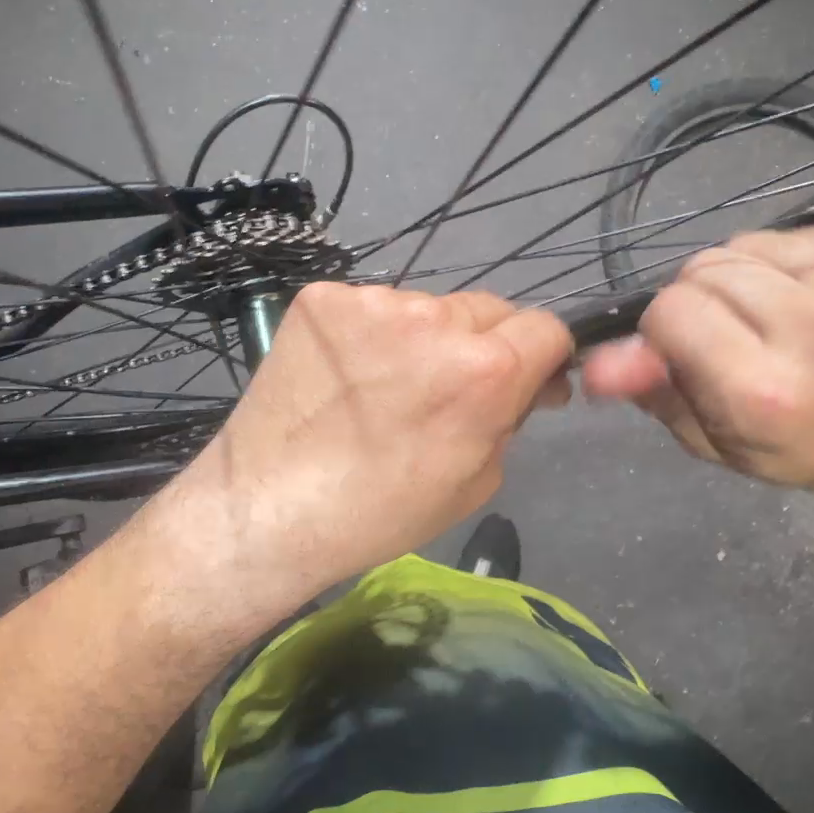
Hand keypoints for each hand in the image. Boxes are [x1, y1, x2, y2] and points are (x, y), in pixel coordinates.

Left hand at [163, 282, 572, 594]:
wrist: (269, 507)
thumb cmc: (380, 513)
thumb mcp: (476, 482)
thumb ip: (509, 417)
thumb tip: (524, 383)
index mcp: (484, 370)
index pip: (545, 328)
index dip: (542, 356)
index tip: (527, 380)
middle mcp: (434, 318)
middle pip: (488, 310)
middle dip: (484, 345)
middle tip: (448, 391)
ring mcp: (372, 302)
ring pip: (426, 308)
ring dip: (423, 338)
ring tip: (383, 388)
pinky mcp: (321, 298)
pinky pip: (371, 309)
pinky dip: (370, 336)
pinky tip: (345, 376)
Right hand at [581, 225, 813, 500]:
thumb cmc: (811, 449)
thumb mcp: (720, 443)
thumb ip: (656, 393)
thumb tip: (597, 357)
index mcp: (763, 386)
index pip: (671, 310)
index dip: (665, 329)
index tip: (686, 351)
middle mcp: (810, 324)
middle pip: (703, 270)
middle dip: (699, 300)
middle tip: (730, 336)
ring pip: (743, 246)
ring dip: (739, 277)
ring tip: (772, 315)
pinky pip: (793, 233)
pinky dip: (785, 262)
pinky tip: (812, 297)